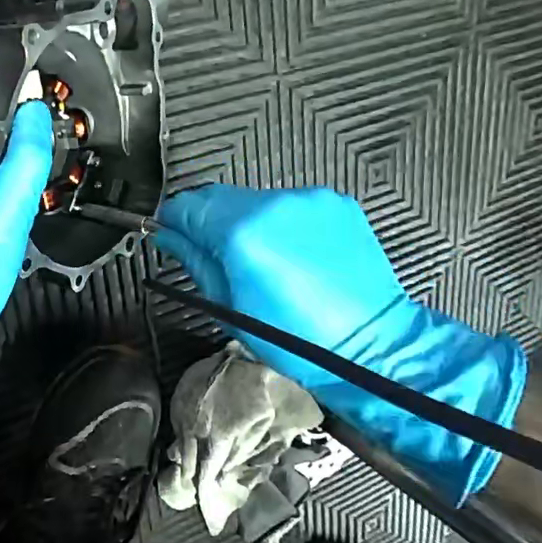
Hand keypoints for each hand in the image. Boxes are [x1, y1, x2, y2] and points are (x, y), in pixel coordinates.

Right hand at [154, 186, 526, 503]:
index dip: (172, 219)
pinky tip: (291, 257)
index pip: (189, 205)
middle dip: (210, 221)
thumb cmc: (304, 343)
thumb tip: (173, 239)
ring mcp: (310, 201)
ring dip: (247, 223)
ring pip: (257, 200)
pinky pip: (292, 206)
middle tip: (211, 254)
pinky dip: (282, 225)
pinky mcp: (335, 204)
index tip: (170, 231)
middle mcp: (278, 205)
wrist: (372, 345)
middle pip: (222, 197)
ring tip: (260, 264)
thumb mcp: (232, 309)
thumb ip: (197, 262)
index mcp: (245, 233)